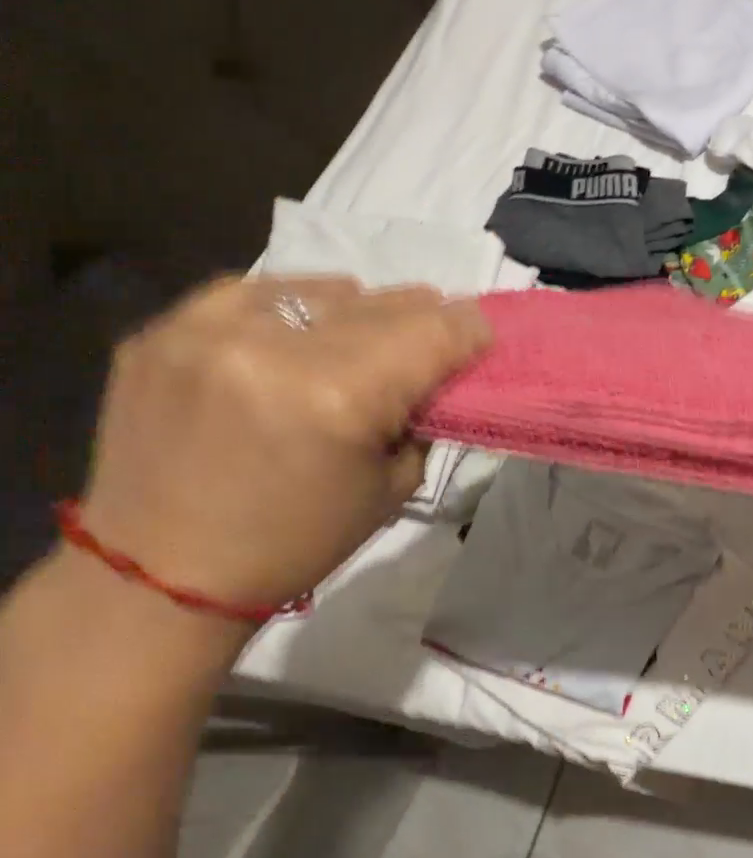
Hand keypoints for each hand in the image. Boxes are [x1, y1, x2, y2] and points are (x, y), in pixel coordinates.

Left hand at [72, 276, 491, 610]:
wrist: (166, 567)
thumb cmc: (303, 538)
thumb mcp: (395, 483)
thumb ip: (422, 415)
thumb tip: (442, 372)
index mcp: (341, 397)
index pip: (433, 331)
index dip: (472, 329)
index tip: (487, 335)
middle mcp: (274, 348)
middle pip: (381, 304)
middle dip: (424, 318)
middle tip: (441, 338)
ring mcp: (208, 332)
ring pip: (320, 290)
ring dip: (359, 311)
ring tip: (367, 339)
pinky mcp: (161, 331)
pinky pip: (250, 293)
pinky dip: (292, 307)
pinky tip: (304, 332)